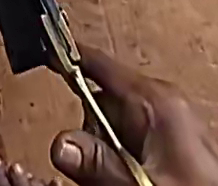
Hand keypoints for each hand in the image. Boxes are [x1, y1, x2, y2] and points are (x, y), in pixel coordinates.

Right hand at [46, 48, 217, 185]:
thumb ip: (100, 165)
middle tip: (92, 171)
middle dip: (89, 135)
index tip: (41, 44)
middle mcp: (162, 105)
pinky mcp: (175, 152)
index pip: (97, 63)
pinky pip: (132, 147)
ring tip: (121, 183)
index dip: (67, 55)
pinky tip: (130, 183)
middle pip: (99, 104)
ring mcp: (170, 128)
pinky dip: (123, 164)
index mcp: (156, 100)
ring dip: (106, 156)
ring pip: (113, 130)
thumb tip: (58, 143)